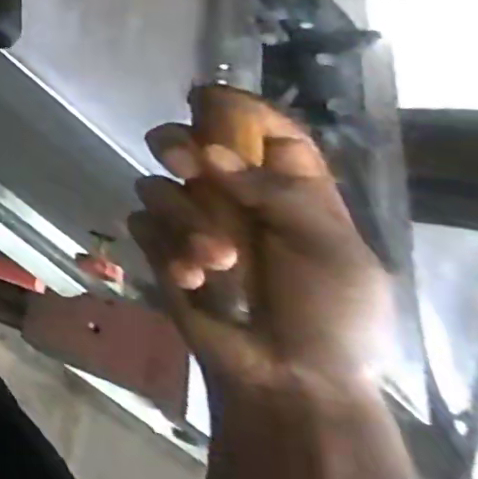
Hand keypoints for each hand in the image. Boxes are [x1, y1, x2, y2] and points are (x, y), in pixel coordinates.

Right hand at [127, 95, 392, 401]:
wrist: (291, 383)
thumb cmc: (331, 318)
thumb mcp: (334, 254)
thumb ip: (277, 195)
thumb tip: (210, 153)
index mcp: (290, 190)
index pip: (265, 131)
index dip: (239, 107)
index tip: (206, 96)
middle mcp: (234, 196)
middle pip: (189, 141)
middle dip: (177, 145)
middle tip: (182, 161)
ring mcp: (193, 221)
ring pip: (158, 185)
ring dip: (185, 221)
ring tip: (217, 263)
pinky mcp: (161, 249)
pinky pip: (142, 226)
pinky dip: (166, 250)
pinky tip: (193, 280)